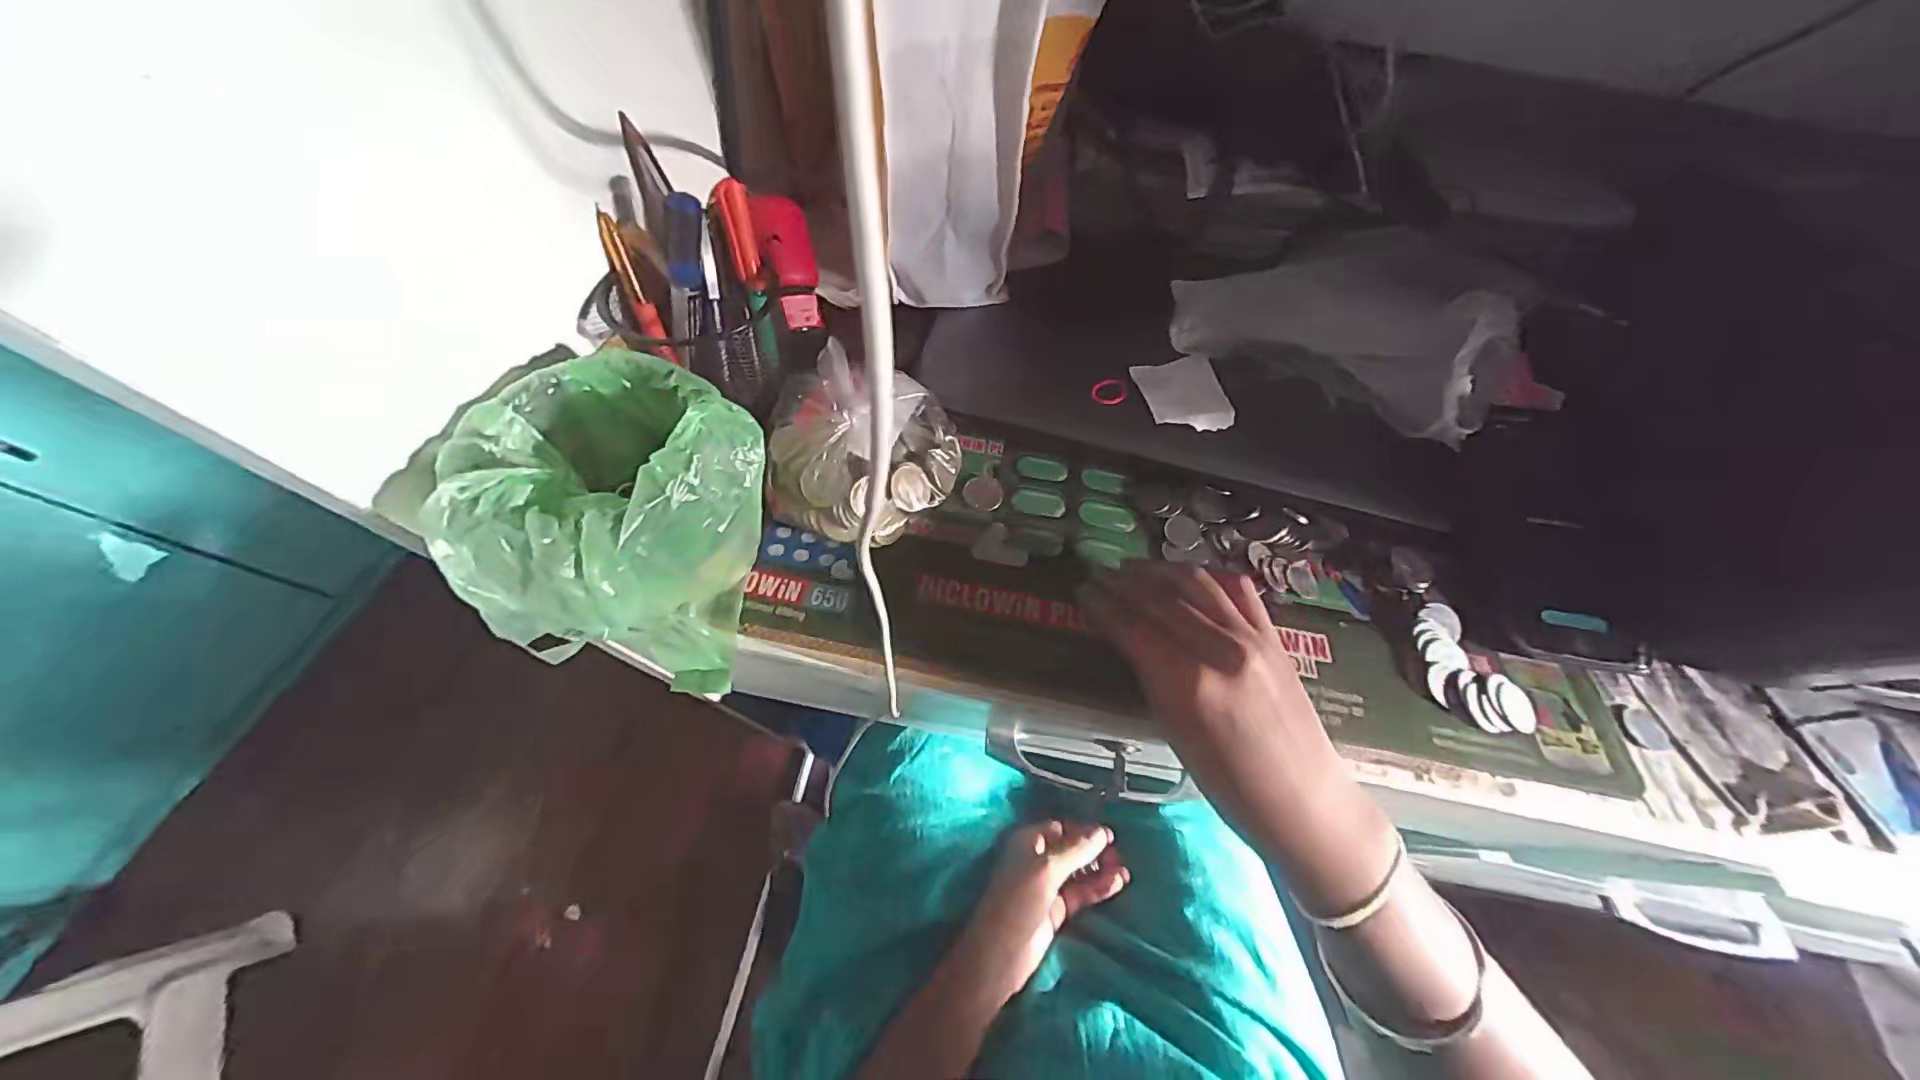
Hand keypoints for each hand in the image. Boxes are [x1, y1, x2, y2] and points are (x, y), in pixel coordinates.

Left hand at [954, 820, 1127, 1005]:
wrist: (1000, 956)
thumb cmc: (1018, 902)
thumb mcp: (1047, 870)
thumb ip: (1075, 850)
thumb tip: (1102, 832)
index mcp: (1027, 842)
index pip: (1060, 828)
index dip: (1084, 831)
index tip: (1110, 837)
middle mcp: (1037, 860)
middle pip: (1071, 849)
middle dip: (1095, 851)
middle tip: (1119, 857)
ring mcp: (1046, 886)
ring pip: (1078, 872)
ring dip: (1100, 870)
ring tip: (1124, 871)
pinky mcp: (1056, 909)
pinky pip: (1080, 893)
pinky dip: (1098, 888)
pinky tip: (1117, 884)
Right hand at [1078, 562, 1397, 915]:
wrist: (1303, 798)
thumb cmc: (1228, 784)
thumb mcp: (1174, 732)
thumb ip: (1152, 678)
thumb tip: (1127, 638)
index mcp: (1190, 684)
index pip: (1135, 628)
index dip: (1104, 605)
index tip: (1082, 590)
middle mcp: (1221, 650)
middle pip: (1162, 600)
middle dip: (1123, 583)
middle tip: (1098, 574)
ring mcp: (1252, 638)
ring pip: (1198, 584)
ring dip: (1159, 570)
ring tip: (1132, 567)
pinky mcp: (1275, 636)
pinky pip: (1238, 589)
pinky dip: (1207, 575)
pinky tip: (1187, 575)